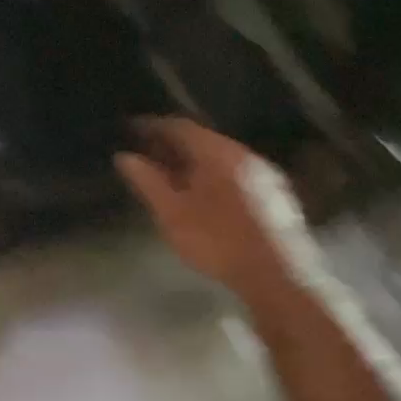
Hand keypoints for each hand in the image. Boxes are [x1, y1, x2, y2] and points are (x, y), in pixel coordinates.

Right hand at [115, 116, 304, 307]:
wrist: (276, 273)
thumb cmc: (216, 240)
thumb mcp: (172, 213)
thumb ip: (147, 181)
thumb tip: (124, 157)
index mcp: (217, 153)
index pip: (180, 126)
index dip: (153, 126)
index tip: (132, 131)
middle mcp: (244, 155)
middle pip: (202, 139)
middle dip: (172, 145)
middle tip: (146, 155)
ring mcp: (264, 174)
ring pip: (220, 157)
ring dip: (192, 162)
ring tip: (169, 176)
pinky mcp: (274, 195)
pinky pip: (234, 173)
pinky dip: (211, 175)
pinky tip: (201, 196)